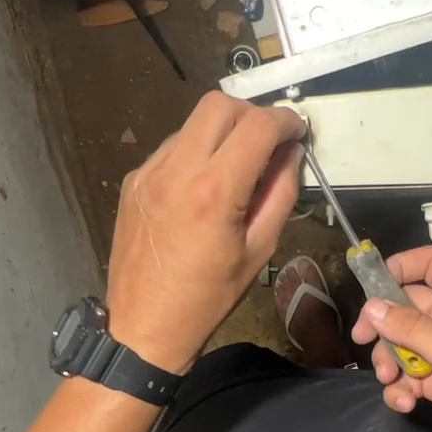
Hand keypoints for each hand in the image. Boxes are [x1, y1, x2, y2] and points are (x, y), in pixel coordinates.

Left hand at [105, 92, 306, 371]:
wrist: (144, 327)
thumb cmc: (208, 298)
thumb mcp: (258, 251)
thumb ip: (280, 195)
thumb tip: (290, 156)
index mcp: (213, 191)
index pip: (257, 126)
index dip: (286, 121)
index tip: (298, 131)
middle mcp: (176, 169)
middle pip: (219, 105)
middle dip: (252, 115)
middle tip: (269, 143)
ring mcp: (148, 171)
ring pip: (192, 124)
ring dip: (222, 133)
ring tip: (237, 168)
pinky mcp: (133, 180)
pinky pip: (172, 149)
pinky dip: (197, 153)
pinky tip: (204, 186)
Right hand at [350, 247, 431, 431]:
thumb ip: (411, 328)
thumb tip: (372, 307)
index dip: (403, 265)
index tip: (372, 285)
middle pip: (407, 307)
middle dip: (383, 324)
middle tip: (362, 339)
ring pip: (404, 346)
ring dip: (389, 362)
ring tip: (389, 381)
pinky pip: (411, 378)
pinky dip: (402, 389)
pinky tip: (405, 403)